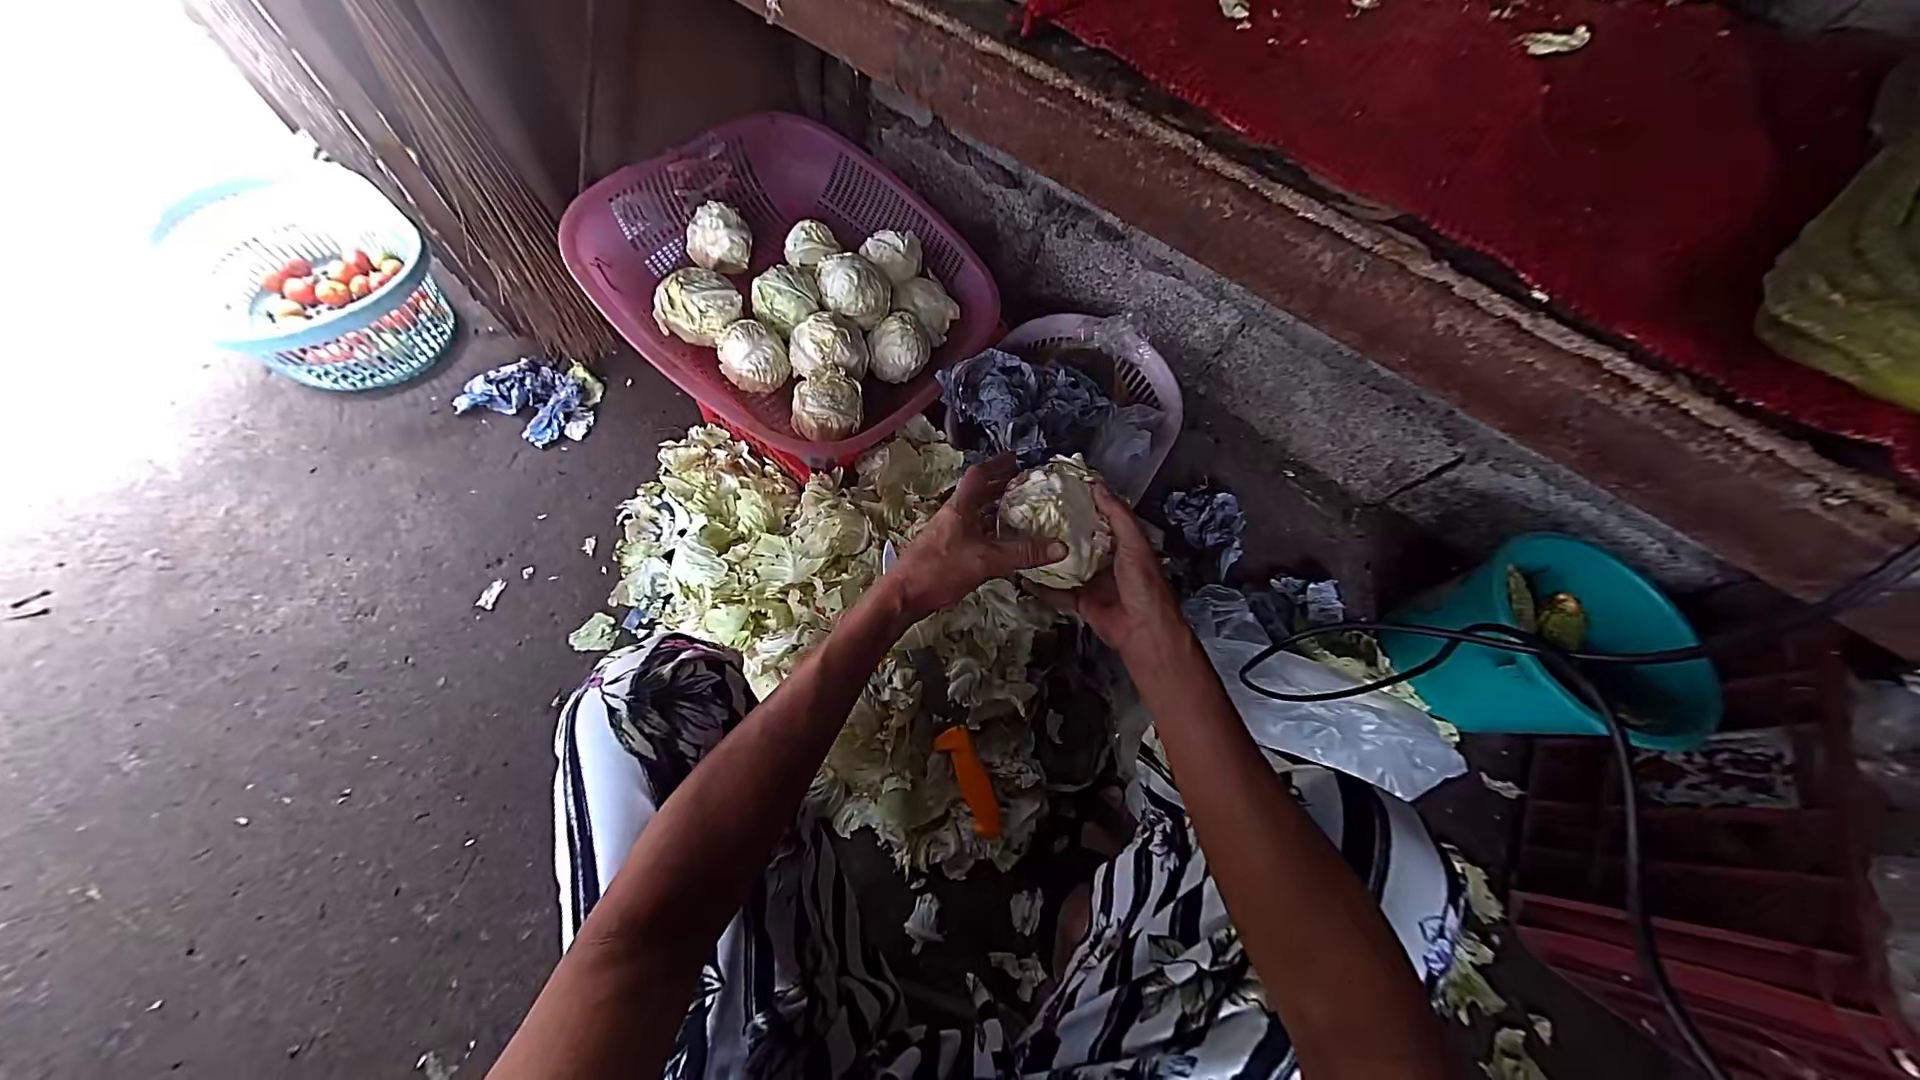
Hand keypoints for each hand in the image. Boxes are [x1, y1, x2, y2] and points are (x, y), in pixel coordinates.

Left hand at [885, 453, 1065, 617]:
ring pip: (974, 513)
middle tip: (1022, 482)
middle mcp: (952, 515)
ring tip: (1017, 509)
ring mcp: (947, 533)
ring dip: (994, 508)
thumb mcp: (986, 560)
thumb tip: (1061, 547)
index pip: (978, 476)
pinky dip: (988, 531)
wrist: (904, 595)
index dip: (997, 465)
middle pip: (977, 493)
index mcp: (959, 508)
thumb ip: (1022, 553)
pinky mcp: (946, 550)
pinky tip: (1001, 541)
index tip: (1016, 458)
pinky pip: (972, 532)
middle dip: (999, 485)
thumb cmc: (940, 570)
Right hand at [1028, 483, 1186, 661]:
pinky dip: (1042, 586)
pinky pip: (1058, 591)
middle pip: (1081, 541)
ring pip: (1067, 565)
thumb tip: (1098, 487)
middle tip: (1037, 513)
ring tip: (1028, 539)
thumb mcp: (1134, 542)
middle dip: (1062, 529)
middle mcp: (1108, 562)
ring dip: (1050, 556)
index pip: (1103, 519)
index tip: (1063, 490)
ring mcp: (1093, 582)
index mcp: (1125, 545)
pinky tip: (1026, 574)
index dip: (1086, 504)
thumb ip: (1117, 515)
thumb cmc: (1144, 585)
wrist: (1142, 629)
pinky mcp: (1080, 601)